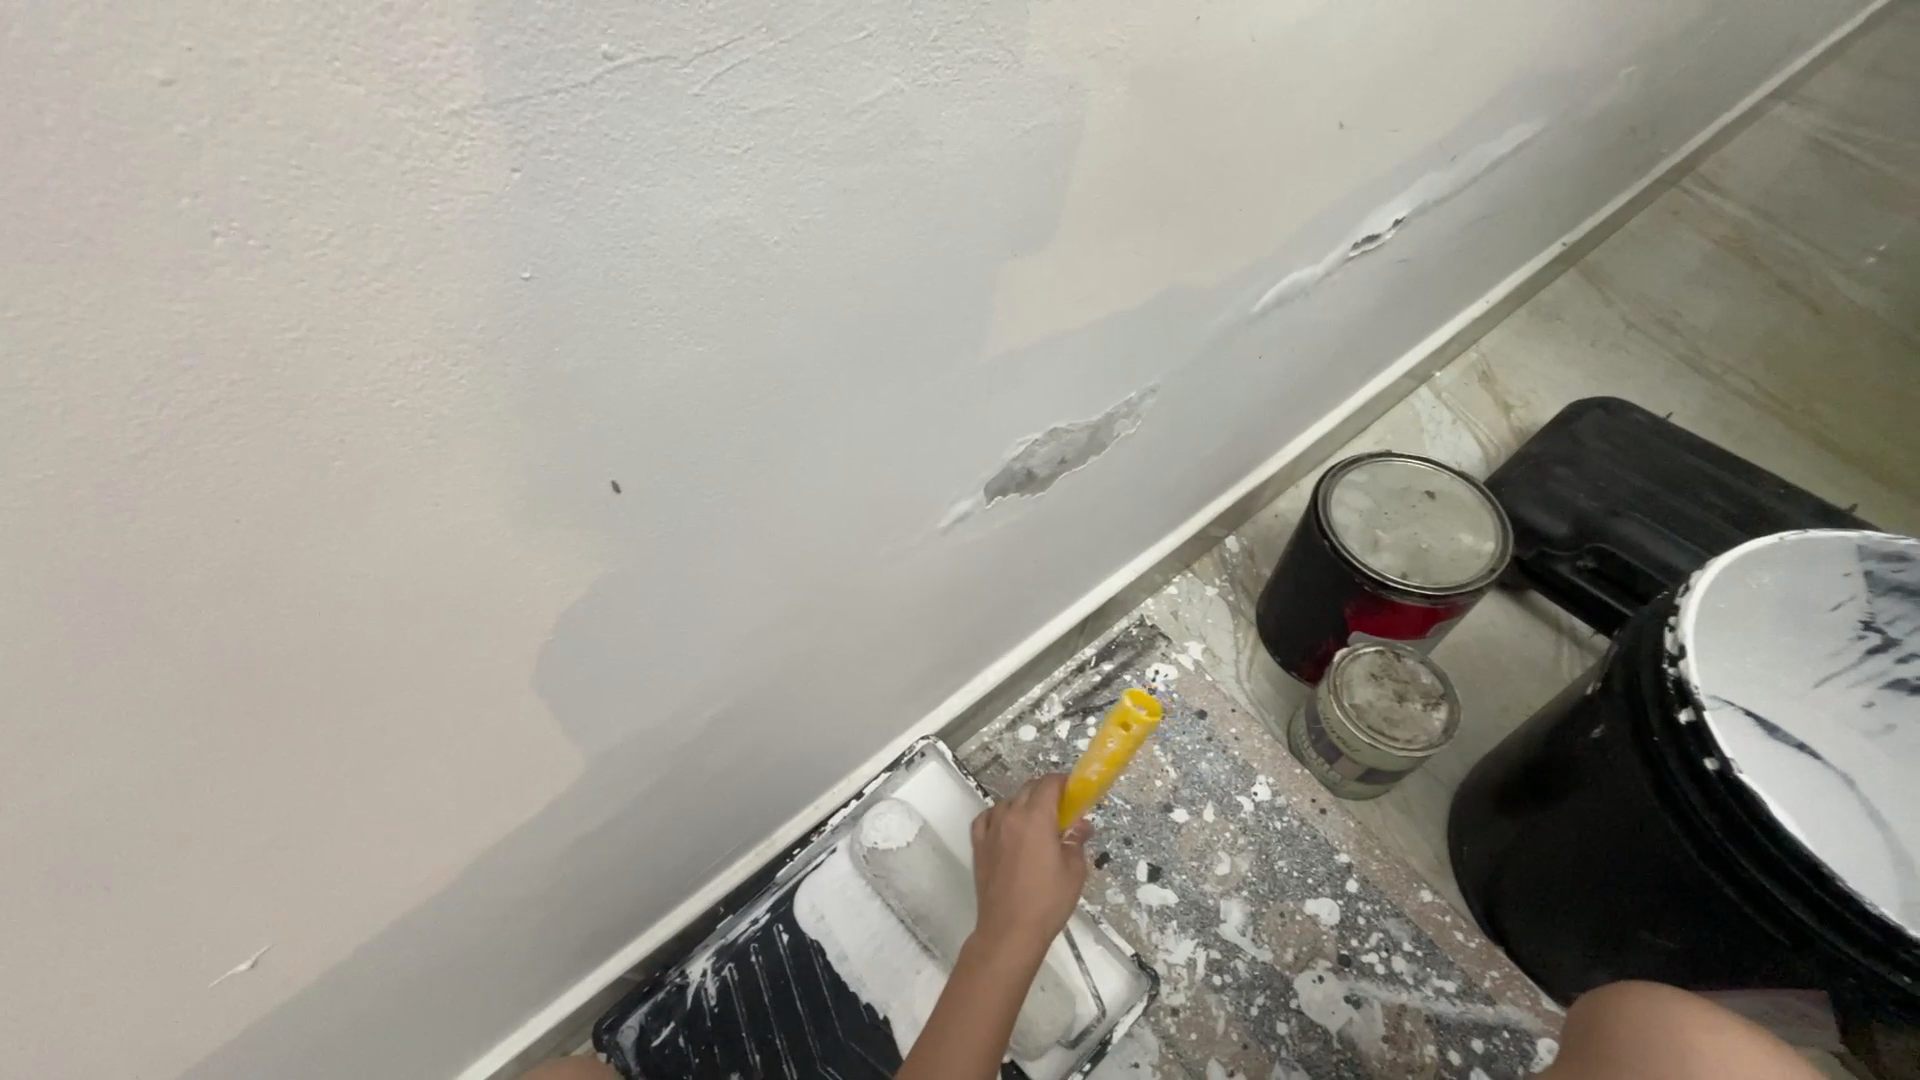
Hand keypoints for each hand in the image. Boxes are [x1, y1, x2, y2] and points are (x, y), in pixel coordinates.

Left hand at [968, 774, 1091, 957]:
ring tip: (1036, 824)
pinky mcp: (979, 845)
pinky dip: (998, 817)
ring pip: (1008, 802)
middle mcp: (1011, 816)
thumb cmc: (1047, 900)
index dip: (1063, 782)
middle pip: (1028, 789)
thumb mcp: (1074, 871)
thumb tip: (1081, 825)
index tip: (1074, 791)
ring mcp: (991, 829)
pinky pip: (986, 819)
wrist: (1010, 930)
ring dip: (1023, 805)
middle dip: (1046, 792)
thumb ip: (1077, 841)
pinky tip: (1007, 829)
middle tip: (1062, 810)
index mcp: (1036, 817)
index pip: (1049, 784)